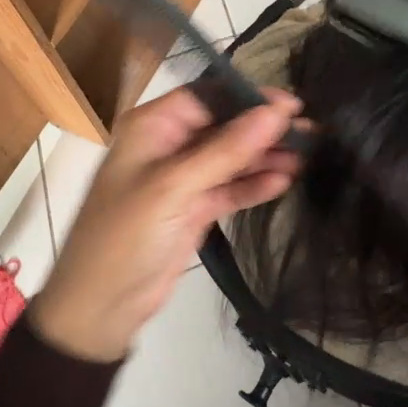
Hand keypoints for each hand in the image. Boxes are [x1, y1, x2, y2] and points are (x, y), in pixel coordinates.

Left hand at [27, 87, 302, 361]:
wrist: (99, 310)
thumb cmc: (125, 236)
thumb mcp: (175, 187)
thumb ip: (228, 149)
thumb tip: (276, 112)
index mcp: (152, 127)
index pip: (208, 96)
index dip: (249, 97)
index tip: (290, 103)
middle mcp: (169, 145)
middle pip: (226, 125)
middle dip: (264, 128)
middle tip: (309, 130)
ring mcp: (183, 179)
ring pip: (233, 156)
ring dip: (266, 156)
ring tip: (307, 155)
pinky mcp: (195, 208)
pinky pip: (232, 187)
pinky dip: (256, 184)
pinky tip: (284, 180)